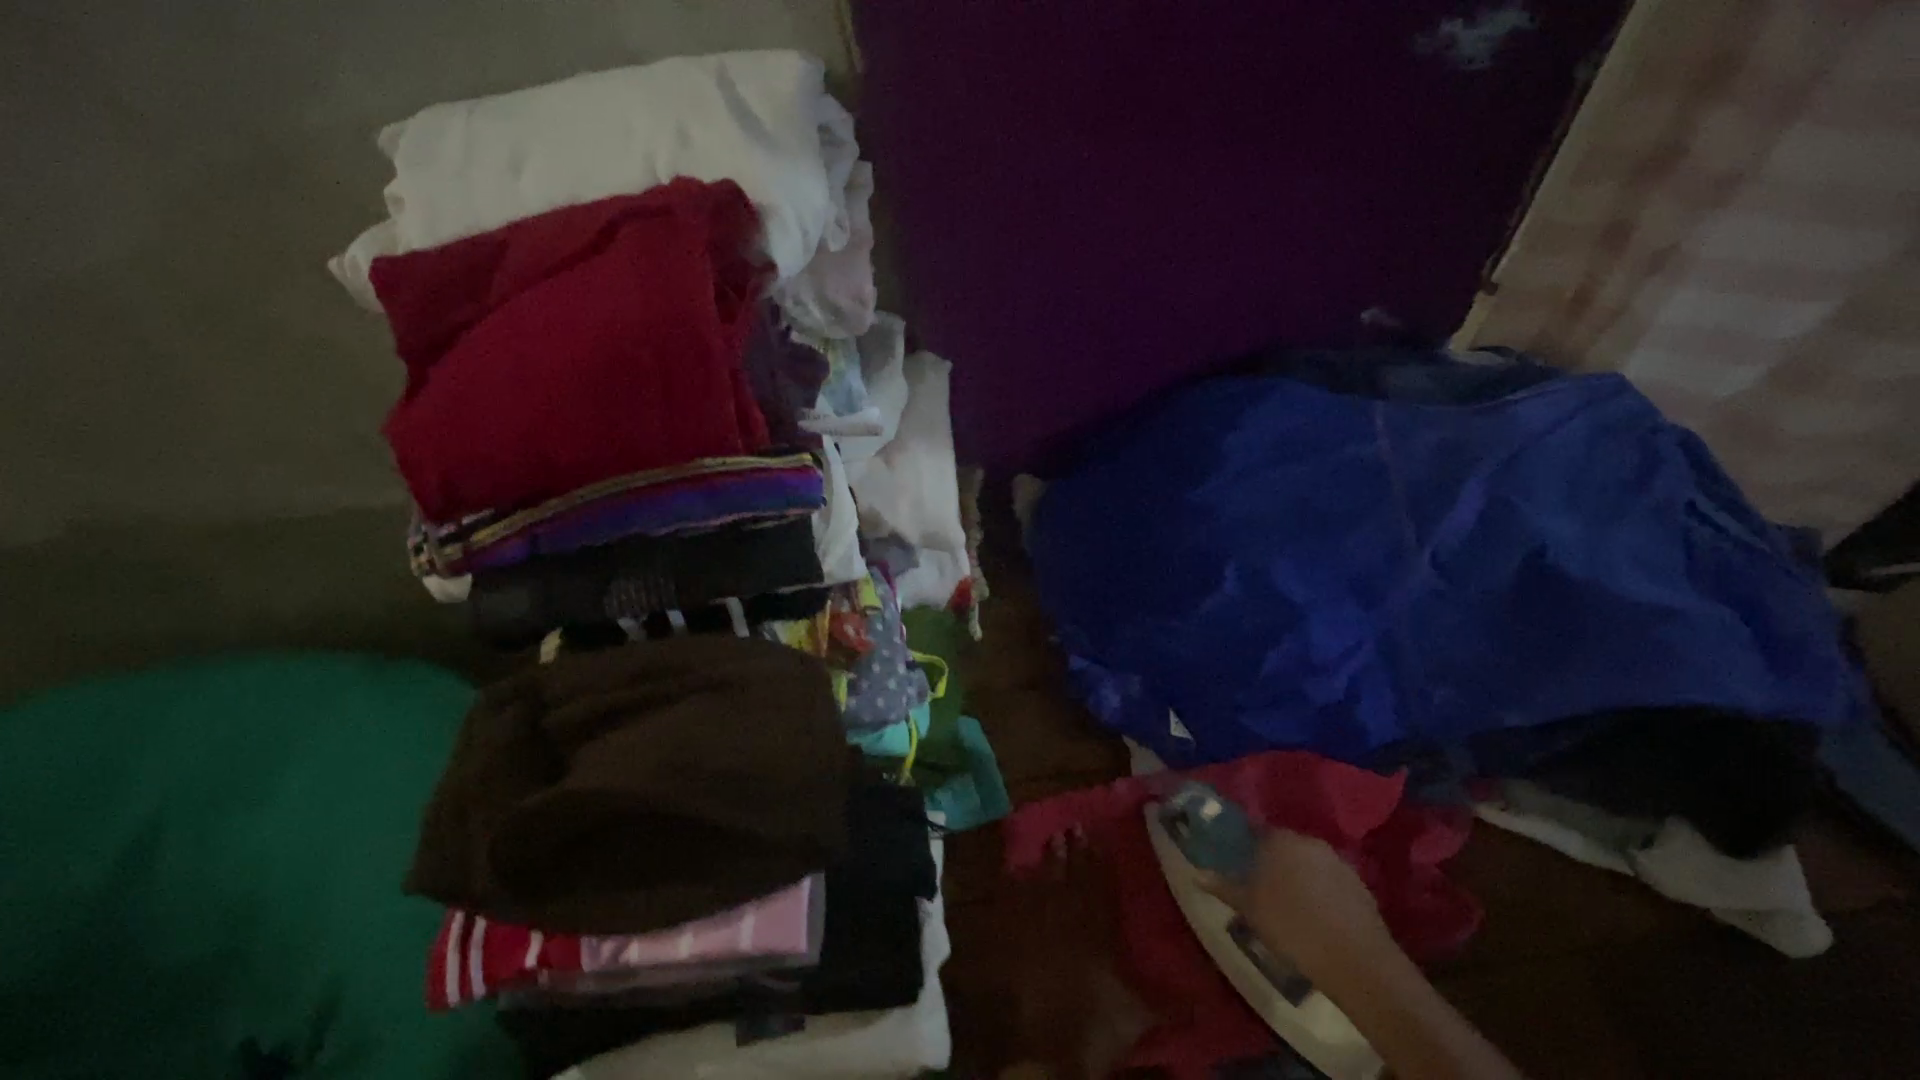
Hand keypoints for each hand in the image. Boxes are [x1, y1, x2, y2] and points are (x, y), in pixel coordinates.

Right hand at [1196, 828, 1396, 981]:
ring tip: (1289, 908)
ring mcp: (1339, 863)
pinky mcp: (1360, 886)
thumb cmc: (1291, 927)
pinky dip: (1322, 894)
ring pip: (1310, 865)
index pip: (1257, 833)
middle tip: (1262, 891)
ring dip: (1299, 878)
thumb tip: (1196, 874)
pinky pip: (1331, 883)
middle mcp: (1311, 843)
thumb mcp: (1249, 909)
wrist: (1354, 959)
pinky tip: (1316, 919)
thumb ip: (1223, 887)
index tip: (1240, 869)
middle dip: (1273, 864)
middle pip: (1285, 847)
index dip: (1247, 850)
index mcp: (1280, 841)